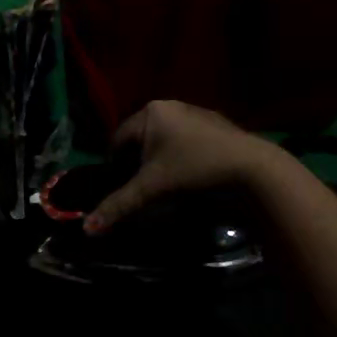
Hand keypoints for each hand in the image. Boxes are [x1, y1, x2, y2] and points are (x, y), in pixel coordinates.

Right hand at [85, 100, 277, 234]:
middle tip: (141, 188)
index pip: (117, 140)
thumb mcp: (150, 190)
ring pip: (163, 141)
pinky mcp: (216, 126)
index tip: (120, 187)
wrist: (250, 169)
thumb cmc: (192, 170)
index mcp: (150, 113)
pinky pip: (185, 142)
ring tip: (165, 185)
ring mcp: (196, 113)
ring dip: (158, 162)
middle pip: (140, 140)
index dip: (114, 166)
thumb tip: (86, 230)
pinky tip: (189, 177)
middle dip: (136, 164)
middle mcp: (171, 106)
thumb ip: (117, 206)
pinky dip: (180, 158)